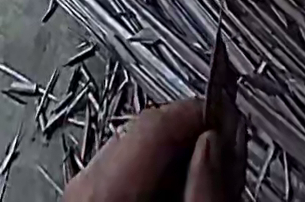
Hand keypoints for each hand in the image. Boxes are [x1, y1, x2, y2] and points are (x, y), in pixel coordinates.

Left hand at [63, 100, 222, 200]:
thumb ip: (203, 187)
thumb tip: (215, 142)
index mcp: (101, 185)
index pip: (156, 120)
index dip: (198, 111)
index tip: (227, 115)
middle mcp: (82, 182)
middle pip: (145, 130)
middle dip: (187, 134)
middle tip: (222, 150)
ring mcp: (77, 192)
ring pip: (133, 149)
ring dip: (171, 154)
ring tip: (202, 173)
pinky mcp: (83, 201)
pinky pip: (119, 172)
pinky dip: (149, 174)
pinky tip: (171, 190)